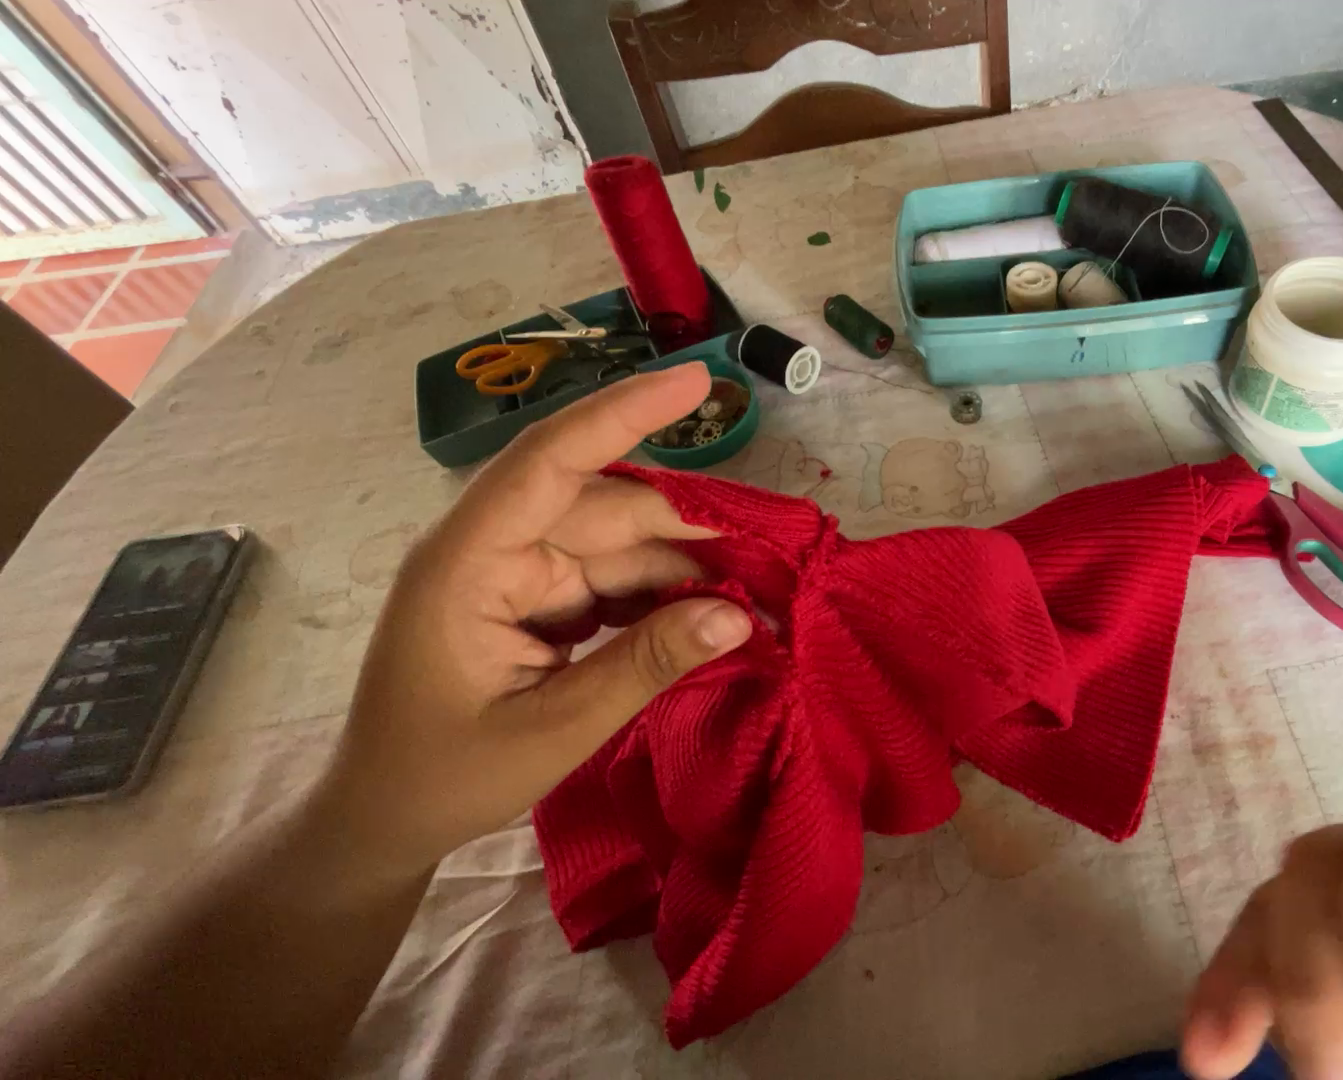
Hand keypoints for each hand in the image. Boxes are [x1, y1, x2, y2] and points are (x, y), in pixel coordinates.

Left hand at [312, 363, 752, 876]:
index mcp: (469, 561)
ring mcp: (521, 572)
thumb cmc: (443, 775)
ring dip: (687, 564)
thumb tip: (739, 617)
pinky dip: (666, 593)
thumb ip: (646, 666)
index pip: (549, 461)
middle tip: (771, 554)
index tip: (695, 382)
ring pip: (624, 543)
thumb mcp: (554, 728)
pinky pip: (618, 578)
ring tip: (755, 590)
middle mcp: (497, 548)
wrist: (384, 820)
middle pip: (609, 507)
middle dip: (692, 526)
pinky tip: (711, 613)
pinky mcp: (543, 599)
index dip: (623, 413)